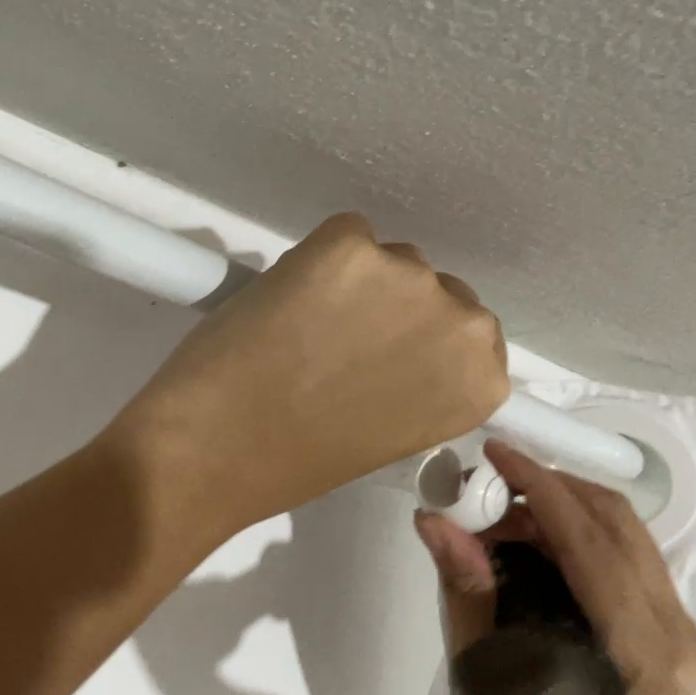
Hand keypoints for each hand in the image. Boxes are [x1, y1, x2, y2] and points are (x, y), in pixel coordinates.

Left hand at [102, 212, 507, 545]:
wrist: (217, 449)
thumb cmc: (294, 460)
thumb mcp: (385, 430)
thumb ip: (409, 380)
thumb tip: (388, 341)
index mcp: (478, 381)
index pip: (466, 331)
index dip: (410, 340)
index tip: (375, 357)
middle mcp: (463, 324)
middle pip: (429, 287)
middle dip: (385, 308)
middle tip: (330, 345)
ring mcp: (407, 276)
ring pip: (384, 258)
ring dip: (350, 283)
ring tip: (298, 331)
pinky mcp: (346, 246)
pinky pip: (341, 234)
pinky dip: (312, 261)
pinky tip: (283, 303)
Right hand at [414, 441, 695, 694]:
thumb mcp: (481, 663)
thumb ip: (466, 584)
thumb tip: (433, 519)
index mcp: (634, 644)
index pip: (587, 538)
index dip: (538, 485)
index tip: (496, 452)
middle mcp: (676, 632)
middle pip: (616, 524)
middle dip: (549, 488)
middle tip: (492, 487)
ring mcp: (686, 635)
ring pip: (628, 536)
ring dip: (565, 509)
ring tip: (507, 516)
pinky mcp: (681, 637)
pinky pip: (632, 560)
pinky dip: (583, 536)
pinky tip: (539, 544)